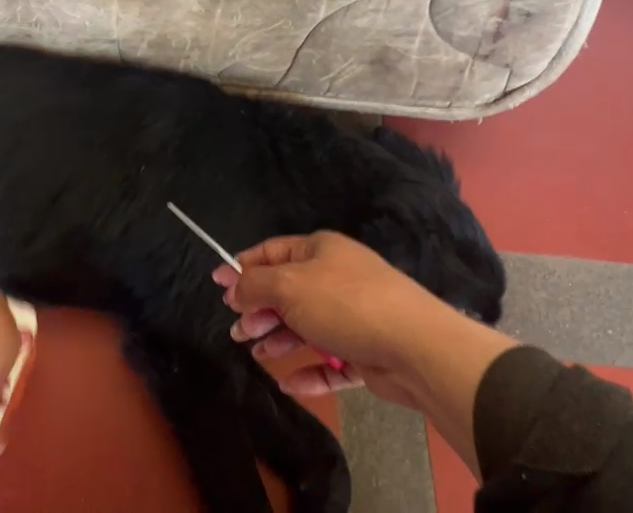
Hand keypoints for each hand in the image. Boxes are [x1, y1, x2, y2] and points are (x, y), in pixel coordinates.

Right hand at [214, 231, 516, 477]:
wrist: (416, 346)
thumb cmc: (345, 303)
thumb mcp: (289, 285)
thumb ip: (254, 285)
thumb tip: (232, 286)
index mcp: (320, 249)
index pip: (272, 252)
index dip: (242, 266)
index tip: (217, 284)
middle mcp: (335, 277)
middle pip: (287, 291)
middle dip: (259, 309)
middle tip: (237, 329)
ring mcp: (353, 316)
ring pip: (307, 326)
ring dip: (279, 339)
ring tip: (257, 353)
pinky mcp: (366, 351)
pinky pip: (330, 361)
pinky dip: (309, 370)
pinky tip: (288, 382)